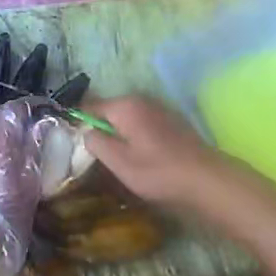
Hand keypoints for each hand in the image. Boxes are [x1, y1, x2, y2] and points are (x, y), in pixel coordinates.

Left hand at [0, 98, 46, 273]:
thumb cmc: (4, 208)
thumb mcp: (30, 178)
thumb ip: (35, 146)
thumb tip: (43, 124)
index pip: (19, 106)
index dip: (36, 108)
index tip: (48, 114)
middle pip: (1, 115)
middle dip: (18, 120)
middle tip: (33, 132)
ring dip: (1, 133)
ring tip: (15, 147)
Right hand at [82, 96, 232, 207]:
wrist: (204, 177)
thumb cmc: (158, 171)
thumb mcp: (120, 162)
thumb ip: (98, 143)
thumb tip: (86, 131)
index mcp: (125, 106)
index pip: (91, 105)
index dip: (79, 120)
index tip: (71, 139)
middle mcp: (141, 99)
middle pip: (110, 109)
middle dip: (99, 127)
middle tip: (92, 153)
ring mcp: (158, 107)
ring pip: (127, 116)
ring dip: (118, 131)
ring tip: (113, 156)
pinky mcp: (170, 118)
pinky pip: (142, 121)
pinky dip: (134, 133)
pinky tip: (137, 154)